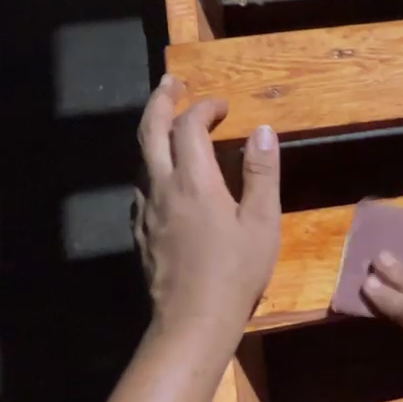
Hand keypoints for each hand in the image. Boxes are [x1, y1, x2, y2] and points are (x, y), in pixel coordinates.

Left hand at [133, 75, 281, 340]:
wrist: (193, 318)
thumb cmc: (237, 270)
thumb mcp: (262, 221)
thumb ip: (261, 174)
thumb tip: (262, 130)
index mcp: (194, 182)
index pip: (190, 127)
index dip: (204, 108)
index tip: (224, 105)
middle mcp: (161, 188)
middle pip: (150, 132)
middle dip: (161, 102)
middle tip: (172, 83)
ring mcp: (145, 210)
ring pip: (140, 158)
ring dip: (152, 131)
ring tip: (167, 121)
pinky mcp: (142, 231)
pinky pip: (141, 185)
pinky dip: (151, 164)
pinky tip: (163, 175)